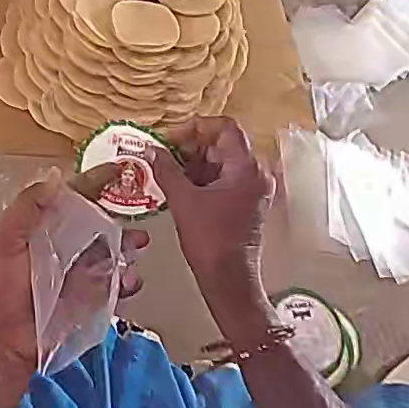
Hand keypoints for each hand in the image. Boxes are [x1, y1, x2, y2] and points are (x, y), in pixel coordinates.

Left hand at [0, 170, 148, 407]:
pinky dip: (126, 280)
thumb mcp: (3, 245)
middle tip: (139, 218)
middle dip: (120, 218)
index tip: (121, 168)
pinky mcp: (84, 302)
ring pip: (108, 254)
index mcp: (38, 229)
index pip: (71, 197)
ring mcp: (73, 276)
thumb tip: (56, 177)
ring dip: (127, 248)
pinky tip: (132, 281)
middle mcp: (58, 248)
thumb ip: (26, 209)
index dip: (95, 181)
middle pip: (96, 224)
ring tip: (140, 248)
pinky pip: (112, 285)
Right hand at [149, 118, 276, 336]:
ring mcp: (254, 189)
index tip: (172, 139)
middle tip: (165, 155)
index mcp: (247, 168)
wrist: (229, 279)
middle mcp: (257, 174)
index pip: (225, 128)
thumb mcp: (183, 200)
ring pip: (223, 161)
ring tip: (168, 171)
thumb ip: (166, 169)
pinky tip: (180, 185)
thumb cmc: (210, 241)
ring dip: (195, 162)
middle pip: (224, 144)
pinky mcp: (248, 202)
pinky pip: (225, 178)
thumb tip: (152, 150)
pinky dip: (204, 177)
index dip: (196, 128)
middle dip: (192, 147)